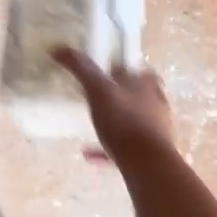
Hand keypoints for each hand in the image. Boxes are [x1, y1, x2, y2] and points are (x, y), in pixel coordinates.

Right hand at [52, 48, 176, 171]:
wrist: (148, 167)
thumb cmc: (124, 121)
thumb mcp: (98, 90)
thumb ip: (81, 68)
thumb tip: (60, 48)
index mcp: (146, 85)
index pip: (140, 70)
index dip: (125, 70)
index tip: (107, 72)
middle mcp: (155, 105)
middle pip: (138, 96)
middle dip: (120, 98)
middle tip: (99, 99)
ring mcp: (156, 131)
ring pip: (133, 122)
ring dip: (114, 124)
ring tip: (91, 128)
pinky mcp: (152, 155)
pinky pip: (127, 149)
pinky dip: (109, 150)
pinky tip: (90, 156)